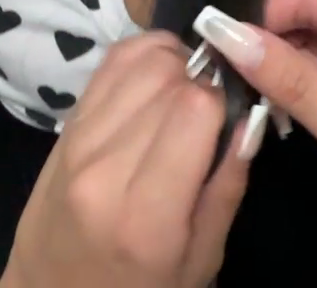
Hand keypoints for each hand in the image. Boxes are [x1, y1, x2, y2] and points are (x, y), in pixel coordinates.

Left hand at [0, 33, 248, 287]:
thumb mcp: (199, 261)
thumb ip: (226, 187)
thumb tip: (250, 116)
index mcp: (145, 215)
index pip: (194, 108)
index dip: (222, 98)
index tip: (232, 113)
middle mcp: (105, 164)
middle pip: (168, 76)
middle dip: (201, 79)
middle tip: (212, 107)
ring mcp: (78, 135)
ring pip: (140, 58)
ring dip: (174, 62)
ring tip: (186, 91)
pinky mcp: (66, 118)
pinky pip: (111, 60)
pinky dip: (143, 56)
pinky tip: (158, 79)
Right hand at [198, 0, 316, 287]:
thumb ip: (297, 86)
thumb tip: (226, 33)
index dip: (263, 15)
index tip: (219, 50)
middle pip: (307, 15)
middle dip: (264, 38)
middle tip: (220, 74)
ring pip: (307, 46)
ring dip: (274, 67)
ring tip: (235, 92)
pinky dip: (291, 90)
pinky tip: (268, 109)